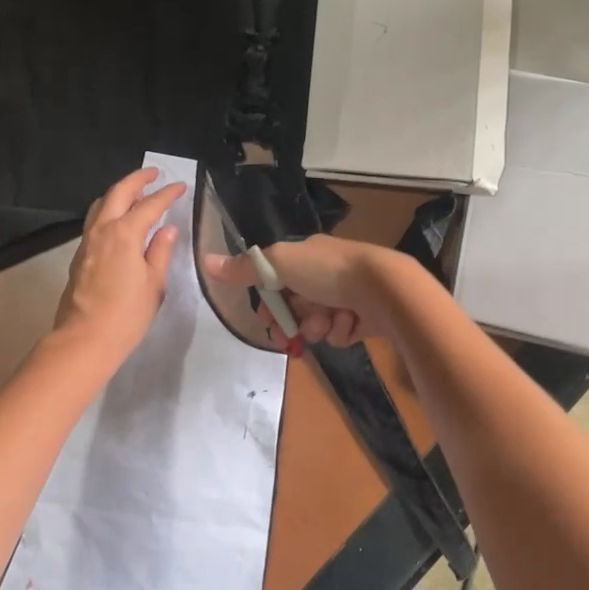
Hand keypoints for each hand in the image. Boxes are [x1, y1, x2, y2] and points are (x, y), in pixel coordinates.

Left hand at [53, 167, 187, 361]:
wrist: (84, 340)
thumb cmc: (126, 315)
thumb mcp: (154, 284)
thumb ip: (160, 252)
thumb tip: (167, 229)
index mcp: (124, 233)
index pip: (149, 205)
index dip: (167, 194)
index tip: (180, 186)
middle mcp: (102, 230)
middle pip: (118, 192)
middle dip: (137, 179)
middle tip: (154, 173)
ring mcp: (87, 241)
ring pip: (101, 204)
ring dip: (119, 192)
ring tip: (135, 192)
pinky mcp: (79, 255)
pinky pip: (95, 220)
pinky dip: (108, 209)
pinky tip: (119, 219)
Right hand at [203, 235, 397, 349]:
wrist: (383, 287)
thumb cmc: (328, 270)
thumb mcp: (280, 263)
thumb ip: (244, 268)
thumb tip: (205, 261)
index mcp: (305, 255)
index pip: (276, 281)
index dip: (268, 304)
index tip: (267, 320)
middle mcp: (325, 273)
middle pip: (295, 306)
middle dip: (293, 321)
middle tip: (292, 333)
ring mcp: (346, 294)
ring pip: (317, 321)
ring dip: (317, 326)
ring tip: (328, 322)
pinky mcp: (364, 316)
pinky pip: (340, 332)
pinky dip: (341, 331)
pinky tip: (349, 324)